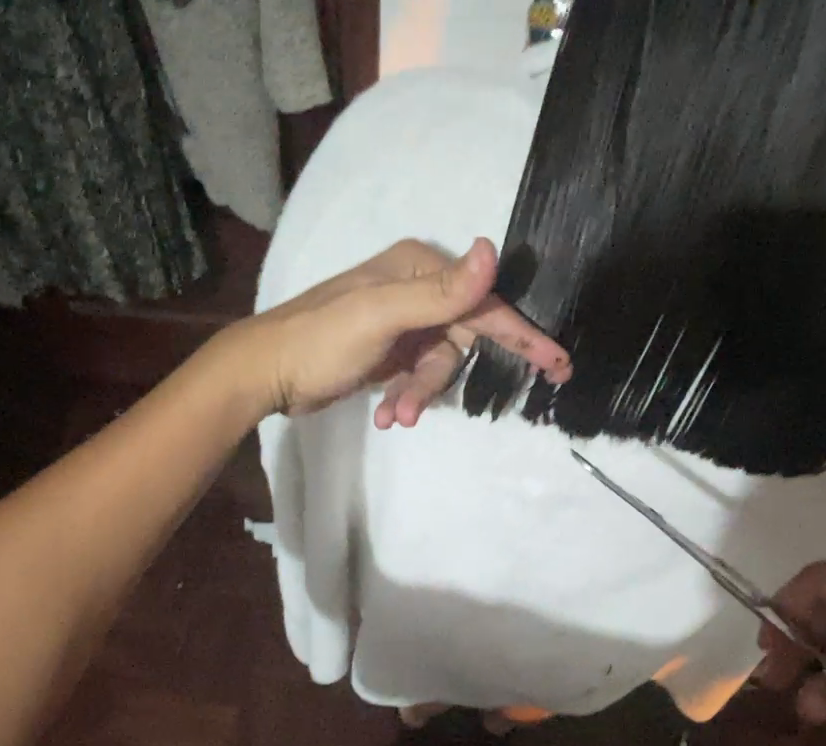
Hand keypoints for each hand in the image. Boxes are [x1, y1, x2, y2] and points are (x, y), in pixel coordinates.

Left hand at [218, 238, 571, 425]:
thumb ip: (439, 291)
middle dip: (439, 380)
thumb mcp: (381, 316)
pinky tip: (386, 415)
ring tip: (391, 417)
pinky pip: (418, 375)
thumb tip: (492, 248)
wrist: (266, 374)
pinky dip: (406, 397)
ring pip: (439, 364)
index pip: (483, 303)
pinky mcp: (390, 349)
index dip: (523, 335)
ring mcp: (402, 321)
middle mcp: (415, 288)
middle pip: (461, 339)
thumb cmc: (320, 341)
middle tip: (412, 409)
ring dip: (418, 394)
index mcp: (417, 268)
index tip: (559, 365)